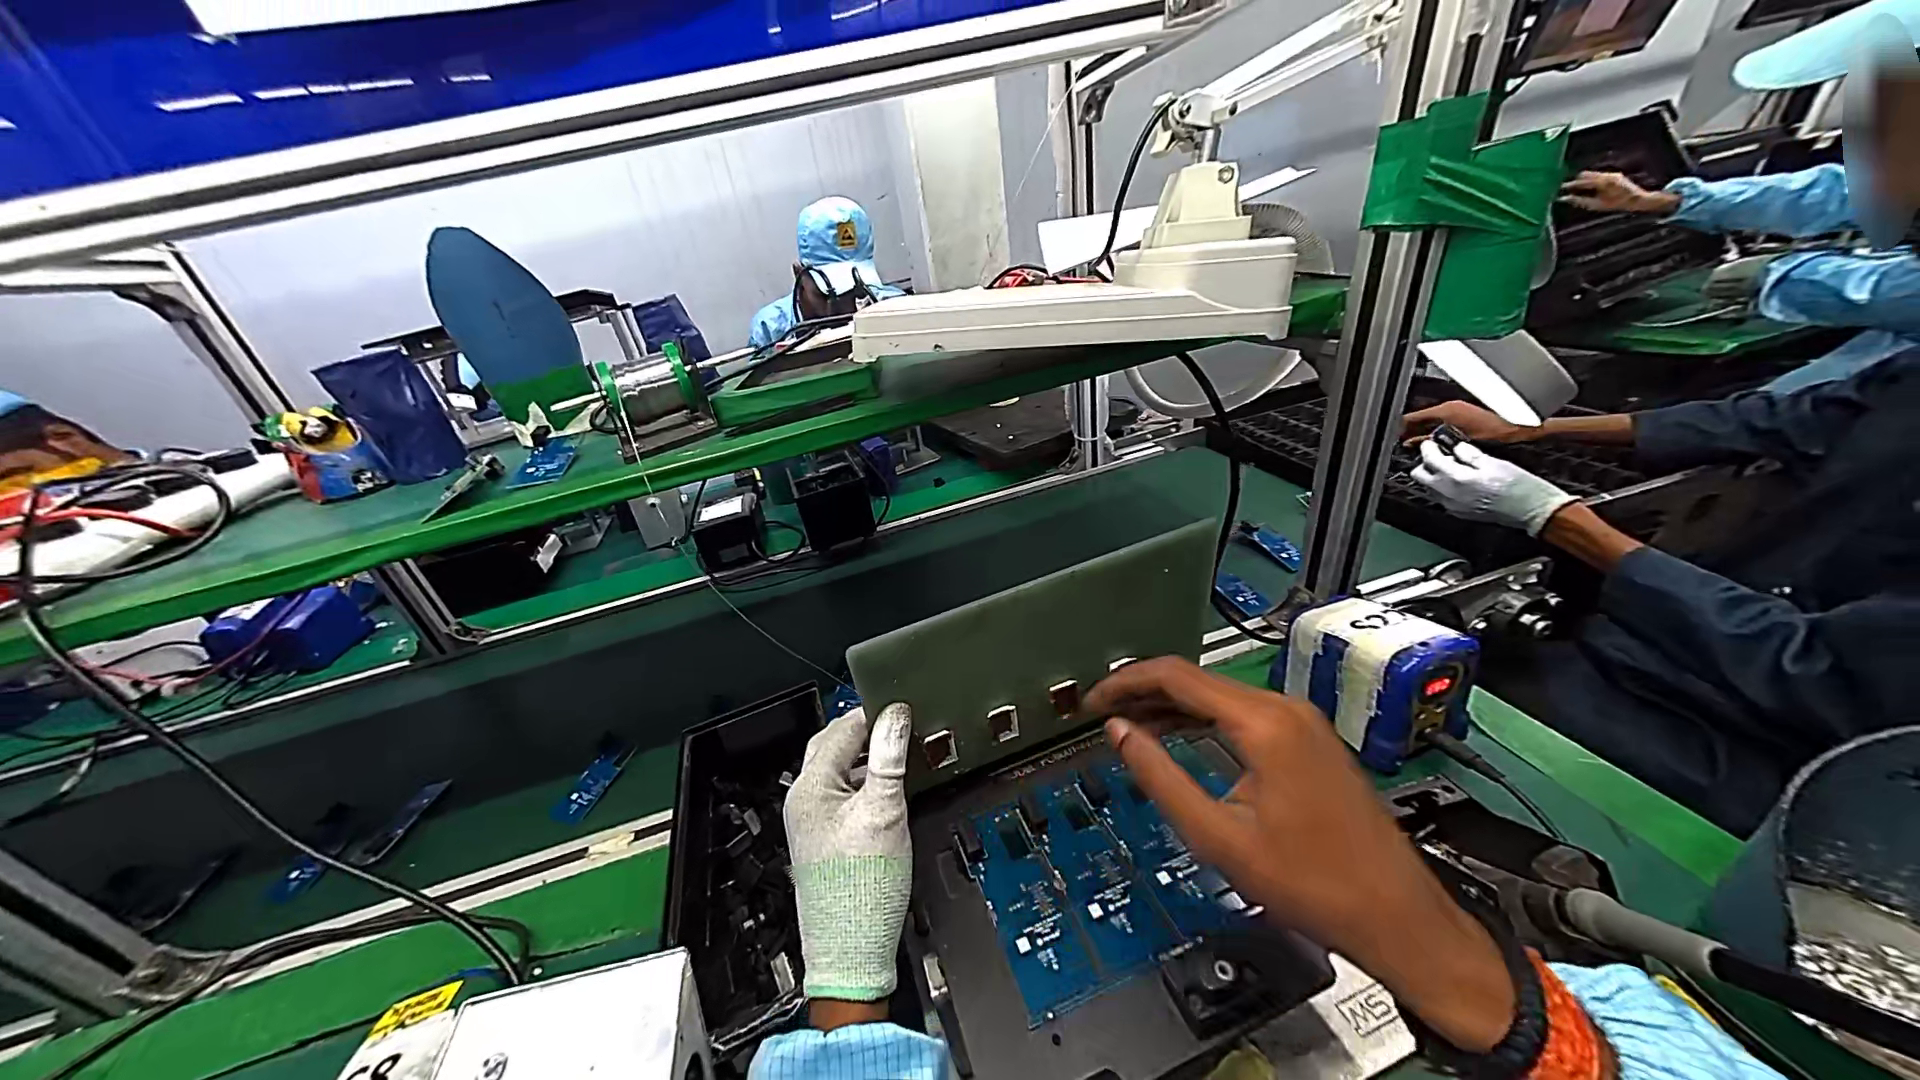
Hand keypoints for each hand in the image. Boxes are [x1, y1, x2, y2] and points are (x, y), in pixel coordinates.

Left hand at [785, 703, 912, 1005]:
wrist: (851, 949)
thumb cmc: (860, 890)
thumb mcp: (884, 811)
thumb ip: (889, 758)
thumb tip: (895, 716)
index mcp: (811, 787)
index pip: (844, 729)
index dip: (875, 714)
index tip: (903, 708)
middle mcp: (805, 799)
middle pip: (835, 744)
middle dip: (867, 730)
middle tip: (900, 724)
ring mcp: (813, 819)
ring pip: (840, 768)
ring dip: (867, 755)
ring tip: (898, 751)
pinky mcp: (826, 836)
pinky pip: (845, 791)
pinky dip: (866, 779)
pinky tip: (888, 786)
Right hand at [1084, 658, 1514, 1050]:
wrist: (1398, 917)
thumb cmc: (1310, 883)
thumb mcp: (1217, 836)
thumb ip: (1159, 777)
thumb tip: (1118, 732)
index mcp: (1263, 723)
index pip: (1176, 676)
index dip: (1126, 682)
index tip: (1093, 701)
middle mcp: (1283, 708)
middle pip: (1196, 679)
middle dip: (1143, 691)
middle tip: (1103, 712)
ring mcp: (1300, 720)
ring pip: (1217, 694)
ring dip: (1169, 704)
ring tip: (1128, 723)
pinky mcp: (1306, 738)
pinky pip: (1239, 712)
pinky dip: (1200, 718)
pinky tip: (1175, 735)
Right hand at [1402, 401, 1536, 445]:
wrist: (1521, 427)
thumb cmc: (1496, 431)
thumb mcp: (1457, 440)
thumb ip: (1430, 440)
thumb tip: (1411, 442)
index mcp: (1446, 410)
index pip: (1412, 416)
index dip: (1400, 427)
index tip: (1392, 435)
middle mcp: (1450, 407)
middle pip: (1419, 418)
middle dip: (1408, 430)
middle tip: (1399, 442)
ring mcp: (1458, 411)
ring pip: (1429, 421)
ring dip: (1420, 432)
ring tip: (1412, 444)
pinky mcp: (1465, 416)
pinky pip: (1440, 424)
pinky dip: (1432, 433)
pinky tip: (1430, 443)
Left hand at [1409, 439, 1576, 535]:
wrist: (1533, 511)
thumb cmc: (1520, 486)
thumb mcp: (1496, 464)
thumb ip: (1470, 455)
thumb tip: (1456, 447)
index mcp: (1456, 478)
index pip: (1429, 460)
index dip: (1428, 448)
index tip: (1431, 442)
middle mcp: (1446, 493)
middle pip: (1418, 475)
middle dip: (1425, 463)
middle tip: (1441, 455)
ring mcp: (1449, 505)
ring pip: (1427, 487)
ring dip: (1433, 476)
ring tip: (1452, 468)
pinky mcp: (1455, 512)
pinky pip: (1438, 497)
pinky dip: (1442, 487)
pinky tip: (1458, 482)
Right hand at [1559, 171, 1680, 214]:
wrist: (1637, 199)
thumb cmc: (1616, 204)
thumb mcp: (1596, 204)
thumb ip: (1579, 201)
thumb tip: (1564, 199)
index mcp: (1602, 182)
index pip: (1582, 182)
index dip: (1570, 185)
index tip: (1559, 189)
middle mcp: (1607, 175)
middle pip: (1586, 175)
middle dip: (1575, 181)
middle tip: (1564, 188)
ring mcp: (1611, 174)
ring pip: (1591, 174)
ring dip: (1581, 180)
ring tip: (1572, 188)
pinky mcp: (1613, 176)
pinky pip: (1597, 176)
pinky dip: (1589, 180)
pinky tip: (1585, 187)